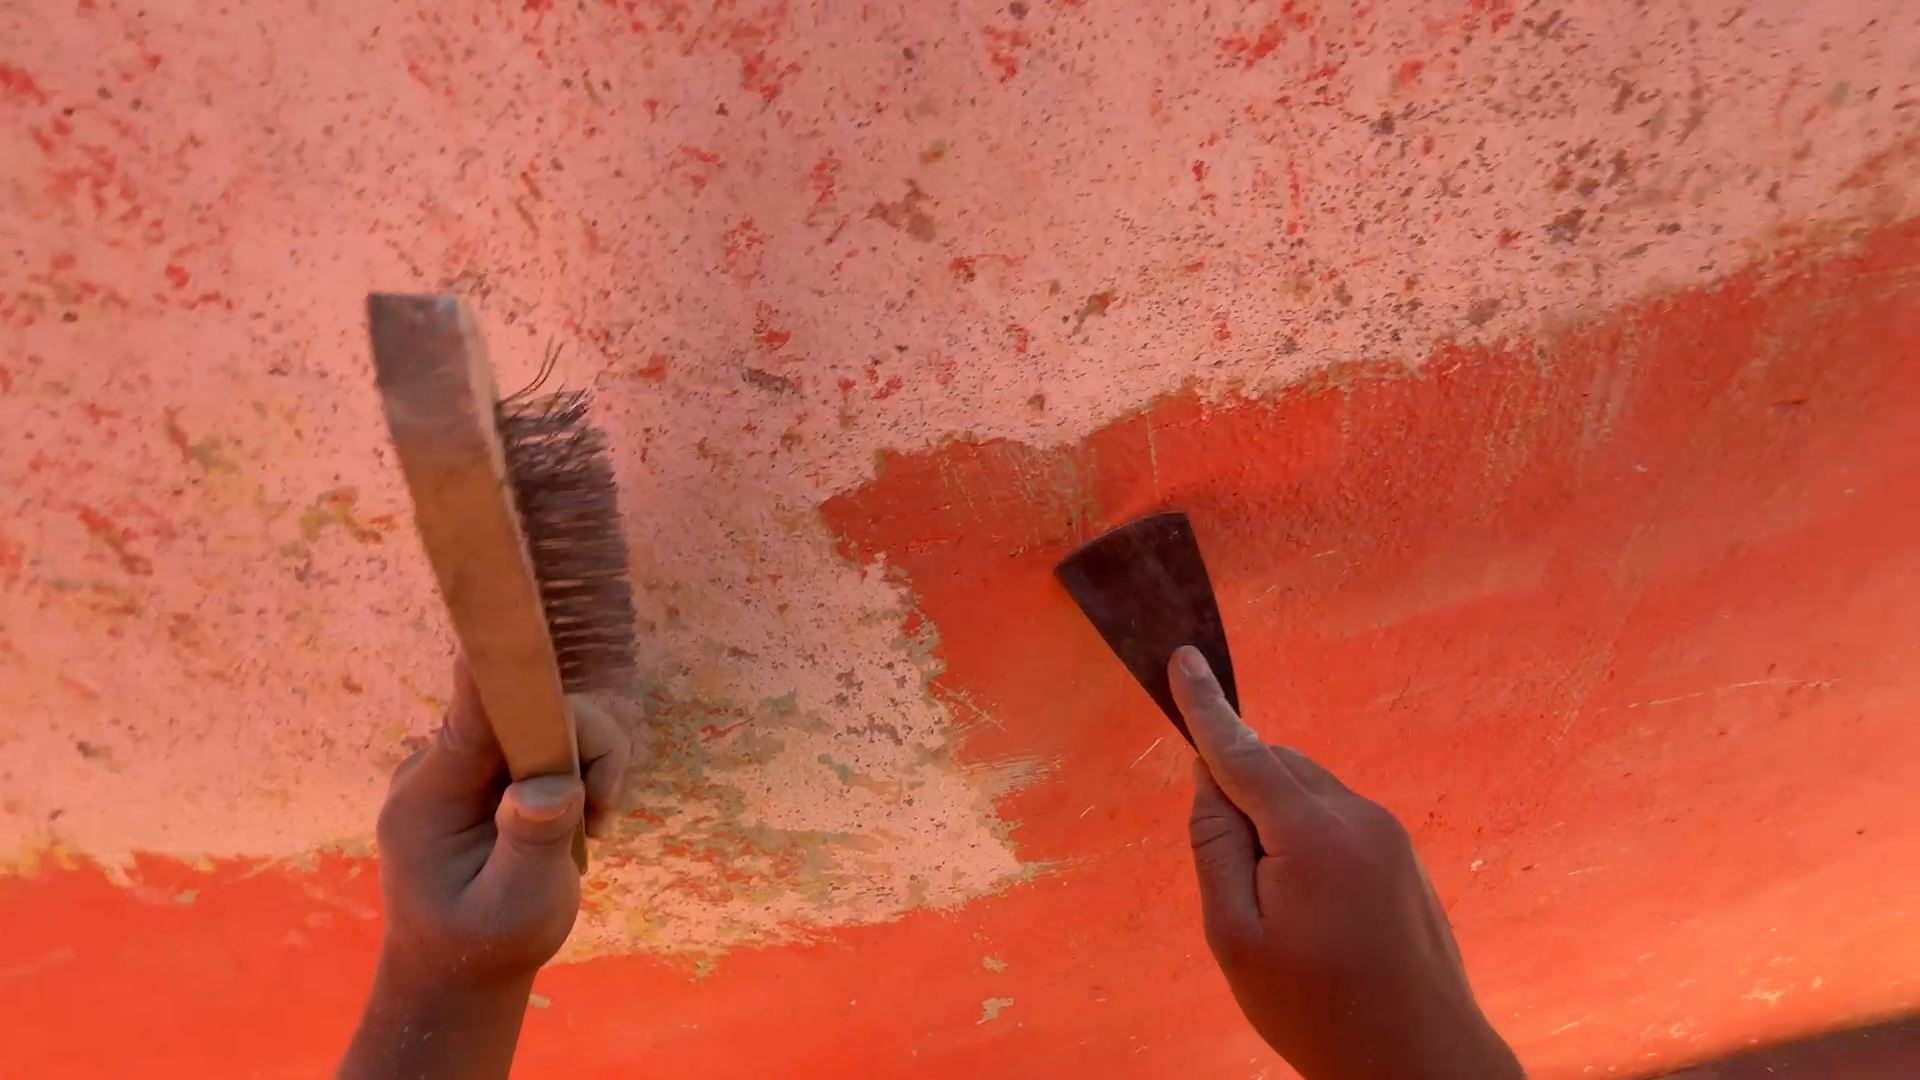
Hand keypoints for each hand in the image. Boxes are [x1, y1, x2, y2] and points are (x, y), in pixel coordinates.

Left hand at [339, 659, 631, 1079]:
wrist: (465, 963)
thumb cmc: (484, 942)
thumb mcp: (515, 907)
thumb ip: (530, 843)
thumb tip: (551, 785)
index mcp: (431, 794)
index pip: (470, 713)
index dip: (504, 666)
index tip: (522, 621)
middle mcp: (449, 763)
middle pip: (537, 708)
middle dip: (588, 748)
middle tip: (603, 810)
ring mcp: (477, 760)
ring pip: (562, 717)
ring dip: (596, 761)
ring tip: (594, 822)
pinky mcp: (504, 763)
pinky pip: (564, 734)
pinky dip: (592, 766)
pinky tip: (587, 813)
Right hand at [1171, 647, 1522, 1079]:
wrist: (1425, 1073)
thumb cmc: (1315, 1011)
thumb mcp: (1235, 936)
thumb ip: (1215, 844)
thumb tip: (1210, 777)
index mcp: (1312, 835)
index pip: (1241, 751)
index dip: (1205, 706)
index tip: (1184, 658)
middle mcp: (1357, 815)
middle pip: (1273, 764)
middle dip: (1238, 789)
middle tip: (1236, 874)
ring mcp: (1387, 831)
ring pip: (1301, 785)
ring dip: (1270, 812)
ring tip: (1277, 898)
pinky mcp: (1400, 850)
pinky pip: (1330, 809)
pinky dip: (1300, 827)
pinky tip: (1311, 898)